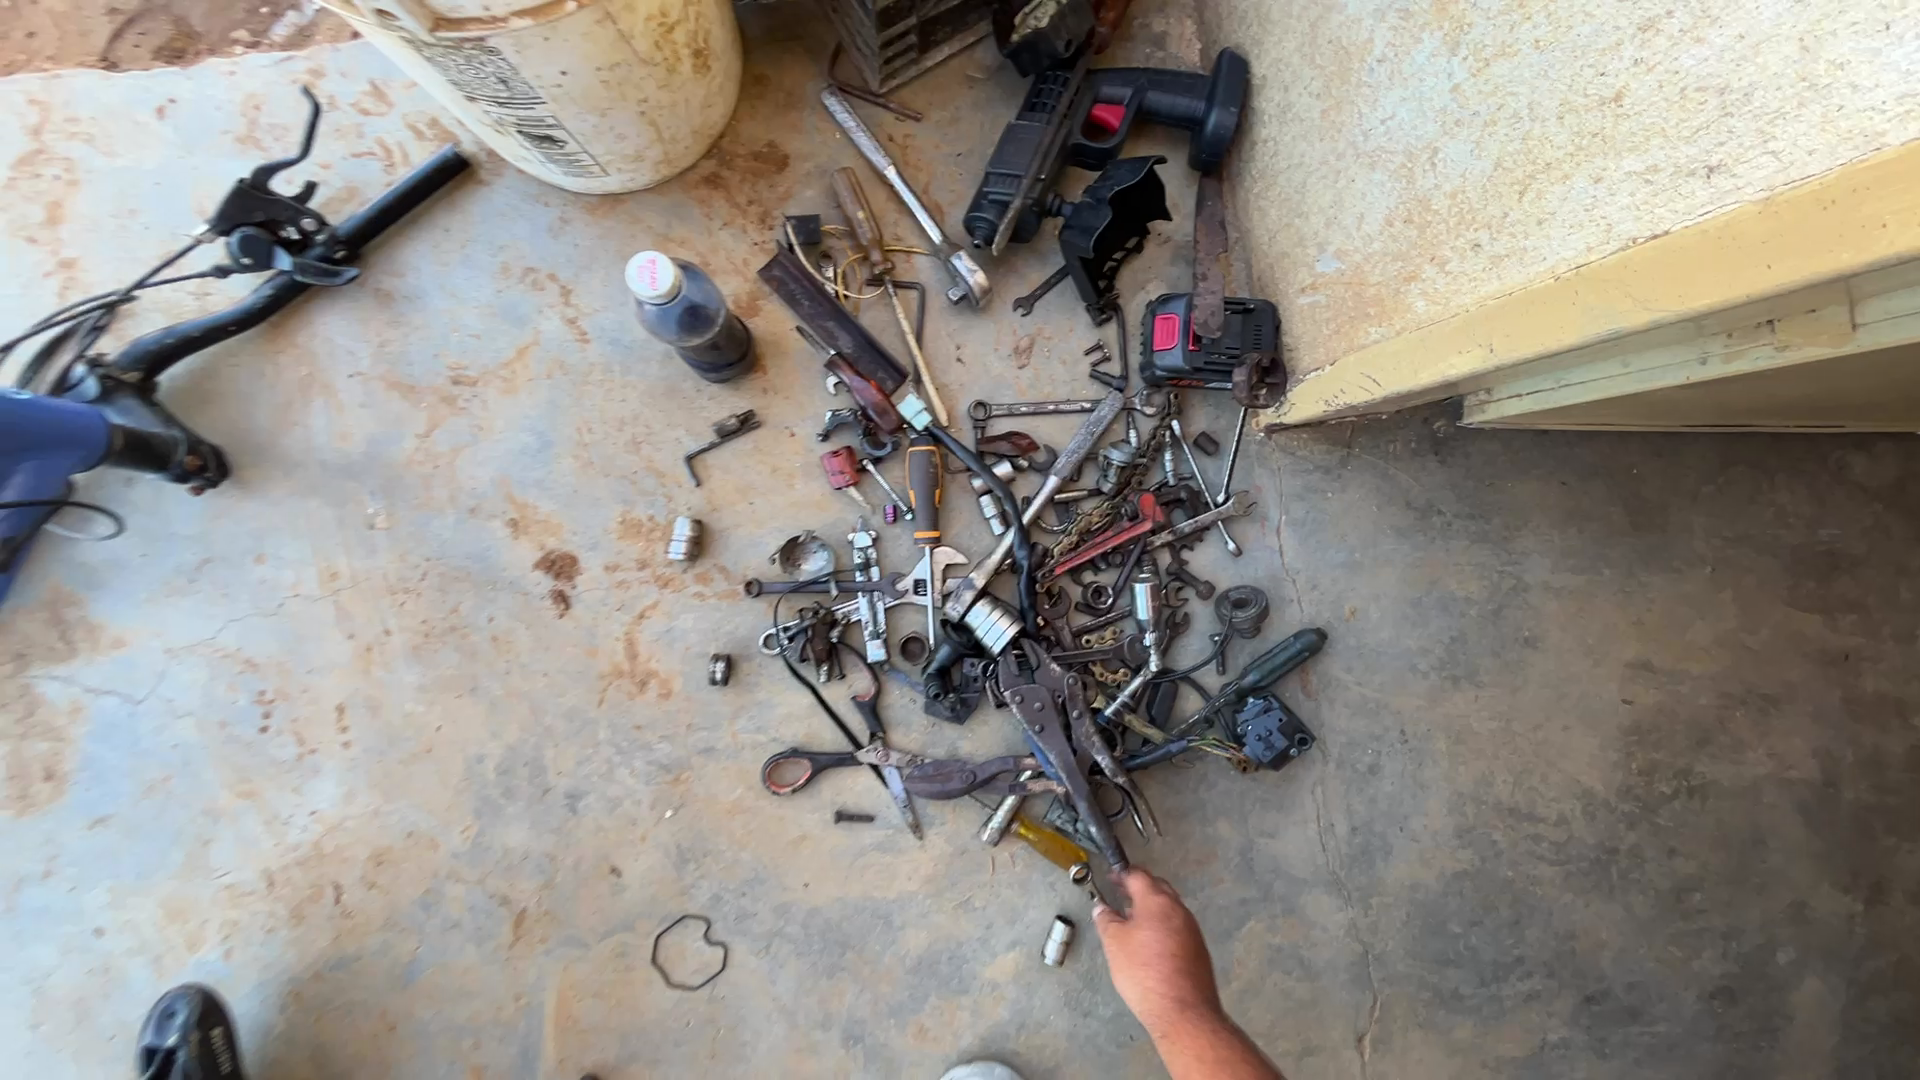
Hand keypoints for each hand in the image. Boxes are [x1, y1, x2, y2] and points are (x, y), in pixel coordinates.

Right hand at [1092, 868, 1223, 1036]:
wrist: (1184, 1013)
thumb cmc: (1144, 972)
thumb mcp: (1114, 944)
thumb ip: (1106, 920)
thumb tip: (1102, 908)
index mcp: (1157, 901)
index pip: (1138, 875)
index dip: (1122, 873)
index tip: (1111, 876)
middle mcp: (1178, 909)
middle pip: (1158, 887)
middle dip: (1139, 887)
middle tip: (1122, 894)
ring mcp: (1192, 930)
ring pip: (1170, 908)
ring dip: (1152, 907)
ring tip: (1133, 919)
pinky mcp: (1199, 950)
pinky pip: (1177, 926)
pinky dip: (1163, 925)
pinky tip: (1151, 943)